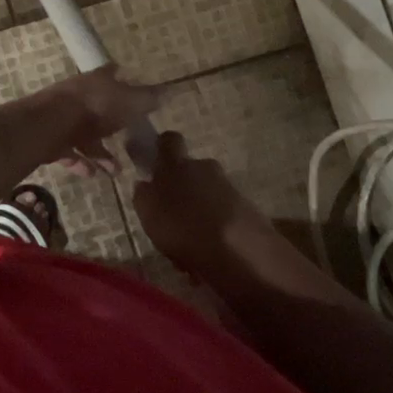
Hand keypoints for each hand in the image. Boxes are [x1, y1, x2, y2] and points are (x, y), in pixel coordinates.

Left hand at [43, 66, 158, 173]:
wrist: (49, 125)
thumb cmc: (94, 109)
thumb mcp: (129, 102)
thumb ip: (147, 99)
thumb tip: (170, 91)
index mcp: (96, 81)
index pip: (111, 74)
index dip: (123, 80)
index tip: (135, 90)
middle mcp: (77, 95)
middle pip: (97, 108)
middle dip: (113, 126)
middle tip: (130, 142)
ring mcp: (60, 116)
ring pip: (84, 134)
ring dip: (100, 152)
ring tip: (115, 170)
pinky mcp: (49, 138)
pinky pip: (69, 151)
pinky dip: (81, 163)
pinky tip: (94, 173)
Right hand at [131, 131, 268, 269]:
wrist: (239, 251)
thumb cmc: (182, 227)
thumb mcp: (148, 213)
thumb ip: (143, 195)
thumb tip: (145, 184)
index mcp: (177, 165)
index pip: (168, 140)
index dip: (161, 147)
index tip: (155, 162)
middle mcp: (205, 168)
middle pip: (191, 170)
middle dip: (183, 186)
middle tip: (172, 213)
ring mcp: (230, 188)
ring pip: (208, 194)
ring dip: (200, 210)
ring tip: (190, 242)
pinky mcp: (249, 210)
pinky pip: (224, 214)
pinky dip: (216, 227)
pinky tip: (208, 252)